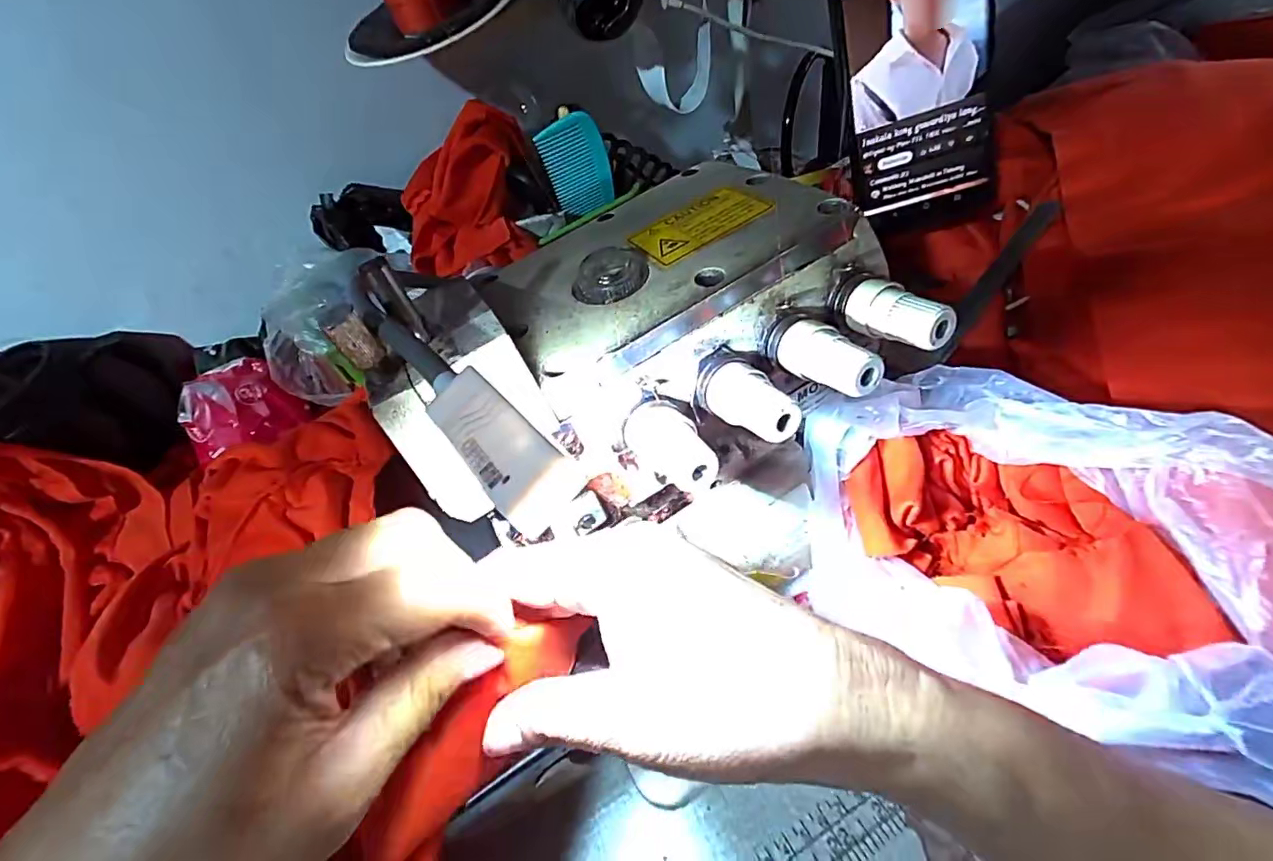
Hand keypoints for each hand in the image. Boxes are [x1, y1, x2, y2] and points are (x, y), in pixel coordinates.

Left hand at [0, 510, 513, 860]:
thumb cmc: (213, 848)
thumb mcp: (335, 789)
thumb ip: (419, 699)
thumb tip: (483, 647)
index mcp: (296, 632)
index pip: (425, 580)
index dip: (482, 601)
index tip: (507, 636)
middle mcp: (275, 580)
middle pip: (404, 534)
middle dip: (455, 574)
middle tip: (469, 634)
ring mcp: (251, 578)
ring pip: (375, 536)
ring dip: (419, 575)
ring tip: (425, 640)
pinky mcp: (239, 590)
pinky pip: (337, 557)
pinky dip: (379, 581)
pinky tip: (372, 639)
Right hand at [478, 522, 930, 785]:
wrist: (829, 696)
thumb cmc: (736, 701)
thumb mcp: (628, 718)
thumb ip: (550, 713)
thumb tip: (494, 724)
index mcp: (613, 562)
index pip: (517, 570)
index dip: (474, 611)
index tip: (443, 654)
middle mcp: (635, 547)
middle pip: (546, 576)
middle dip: (511, 627)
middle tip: (478, 682)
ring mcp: (661, 561)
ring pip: (578, 587)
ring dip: (549, 631)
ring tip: (521, 686)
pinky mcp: (680, 582)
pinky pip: (610, 594)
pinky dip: (585, 628)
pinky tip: (579, 670)